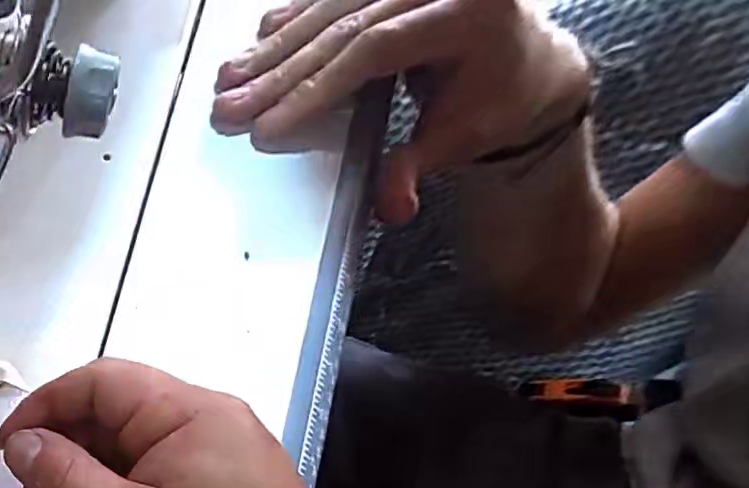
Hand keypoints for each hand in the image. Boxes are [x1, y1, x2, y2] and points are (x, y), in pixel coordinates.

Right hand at [0, 358, 369, 487]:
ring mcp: (215, 466)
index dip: (42, 409)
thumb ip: (62, 478)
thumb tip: (20, 441)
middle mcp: (206, 427)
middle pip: (106, 432)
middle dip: (62, 484)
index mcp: (191, 415)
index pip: (98, 382)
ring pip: (121, 473)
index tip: (6, 454)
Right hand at [211, 0, 592, 222]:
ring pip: (329, 8)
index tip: (268, 127)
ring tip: (227, 80)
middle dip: (276, 75)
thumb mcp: (459, 140)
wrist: (521, 65)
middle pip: (341, 27)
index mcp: (469, 13)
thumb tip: (393, 207)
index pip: (374, 50)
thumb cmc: (491, 104)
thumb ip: (416, 168)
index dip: (315, 91)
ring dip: (271, 50)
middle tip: (229, 108)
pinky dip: (291, 19)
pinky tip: (256, 38)